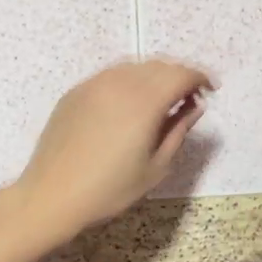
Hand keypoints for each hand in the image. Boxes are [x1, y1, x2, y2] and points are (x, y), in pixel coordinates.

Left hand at [12, 60, 212, 236]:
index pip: (180, 74)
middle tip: (187, 99)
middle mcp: (119, 83)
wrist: (52, 195)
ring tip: (159, 102)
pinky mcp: (75, 92)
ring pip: (133, 68)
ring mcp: (93, 84)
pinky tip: (128, 106)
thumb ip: (179, 130)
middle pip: (158, 66)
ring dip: (153, 77)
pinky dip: (128, 83)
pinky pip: (110, 77)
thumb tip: (195, 107)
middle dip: (178, 76)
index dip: (199, 78)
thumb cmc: (109, 189)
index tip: (209, 91)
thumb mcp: (155, 167)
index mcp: (143, 101)